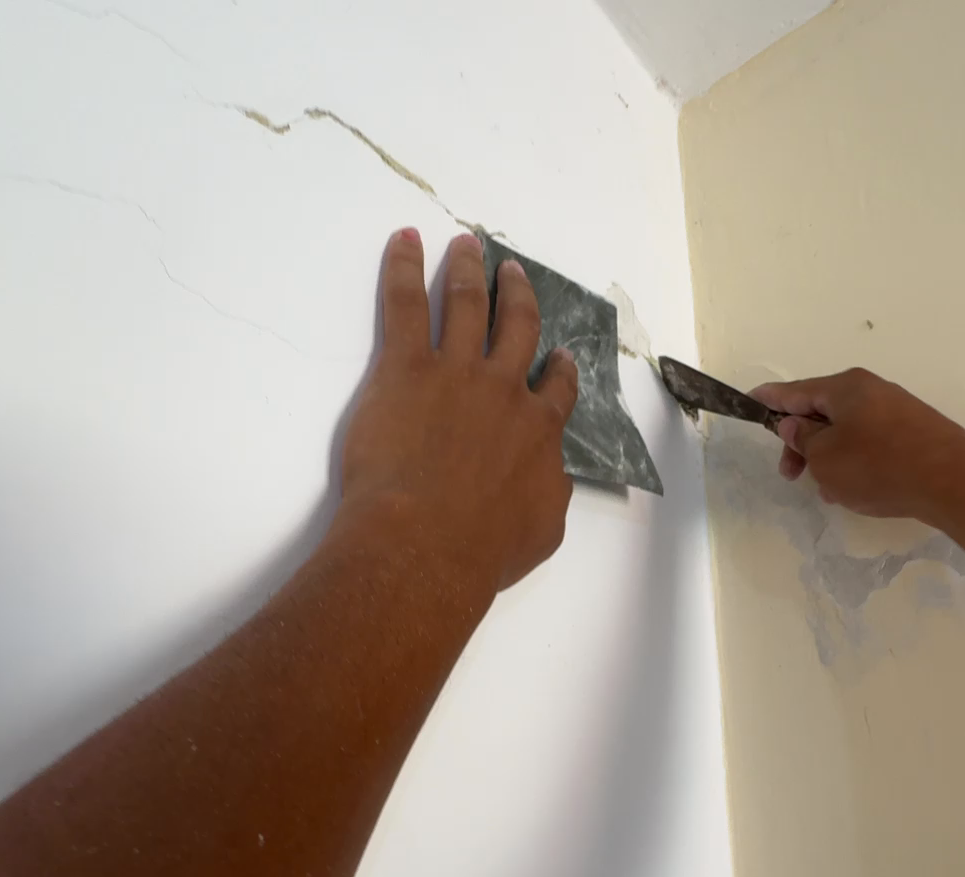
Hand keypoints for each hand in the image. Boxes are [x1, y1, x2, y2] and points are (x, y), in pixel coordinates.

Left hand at [336, 228, 579, 593]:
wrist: (427, 543)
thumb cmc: (485, 548)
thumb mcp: (544, 529)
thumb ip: (552, 491)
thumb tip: (553, 474)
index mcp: (539, 429)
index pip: (557, 387)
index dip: (559, 367)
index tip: (558, 355)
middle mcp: (505, 390)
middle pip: (518, 329)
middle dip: (518, 296)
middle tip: (512, 272)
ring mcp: (457, 373)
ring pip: (468, 306)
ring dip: (469, 271)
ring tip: (466, 245)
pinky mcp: (406, 368)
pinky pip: (407, 305)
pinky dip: (405, 268)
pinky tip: (406, 240)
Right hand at [752, 367, 964, 524]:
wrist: (953, 482)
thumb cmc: (878, 467)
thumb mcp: (825, 457)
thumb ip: (803, 438)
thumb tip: (794, 423)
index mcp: (844, 387)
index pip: (794, 390)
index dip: (769, 399)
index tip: (749, 402)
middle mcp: (870, 390)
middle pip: (821, 411)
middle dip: (800, 442)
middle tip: (790, 474)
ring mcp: (895, 410)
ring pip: (845, 430)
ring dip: (827, 457)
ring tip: (827, 490)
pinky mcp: (912, 432)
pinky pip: (869, 443)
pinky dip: (852, 462)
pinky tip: (853, 490)